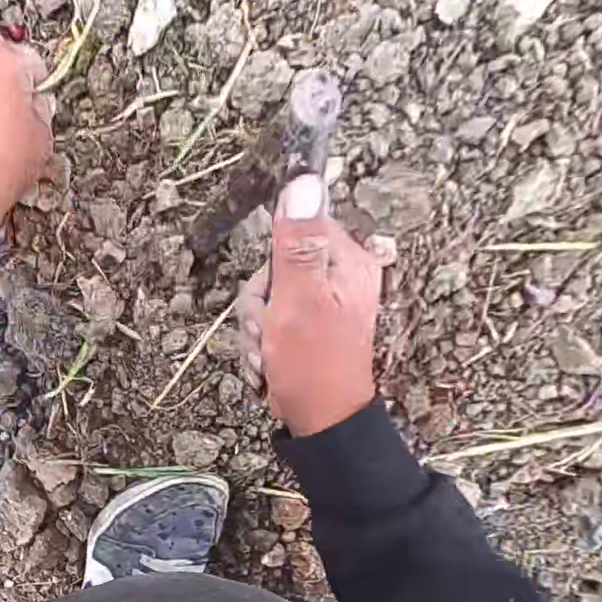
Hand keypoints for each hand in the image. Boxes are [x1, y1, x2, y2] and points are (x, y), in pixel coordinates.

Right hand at [236, 174, 397, 436]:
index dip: (272, 261)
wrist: (318, 420)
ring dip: (255, 327)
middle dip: (259, 303)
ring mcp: (320, 300)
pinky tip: (268, 360)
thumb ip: (297, 244)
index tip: (273, 291)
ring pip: (264, 294)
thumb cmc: (313, 366)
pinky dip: (260, 340)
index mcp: (346, 261)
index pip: (296, 228)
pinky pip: (268, 316)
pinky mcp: (306, 321)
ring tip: (267, 352)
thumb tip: (303, 181)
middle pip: (273, 264)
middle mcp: (337, 275)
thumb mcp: (299, 300)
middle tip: (267, 330)